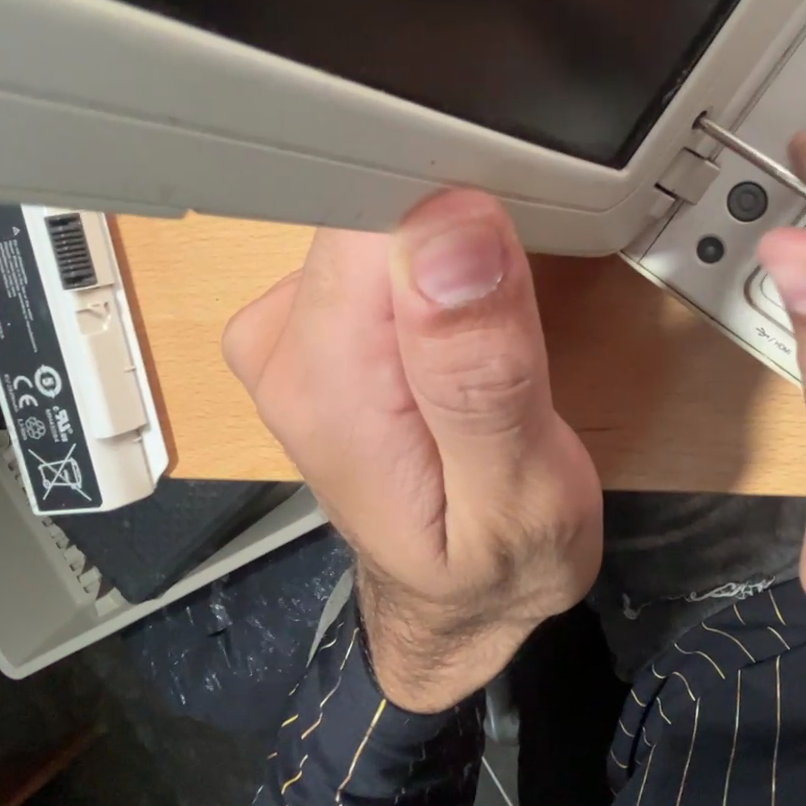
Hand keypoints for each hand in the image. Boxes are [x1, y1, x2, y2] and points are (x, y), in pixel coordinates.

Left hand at [224, 190, 601, 711]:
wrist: (459, 599)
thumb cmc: (500, 565)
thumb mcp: (521, 493)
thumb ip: (482, 372)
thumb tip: (452, 232)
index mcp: (330, 384)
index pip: (367, 219)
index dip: (445, 205)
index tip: (505, 236)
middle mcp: (284, 345)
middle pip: (367, 210)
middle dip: (454, 231)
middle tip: (514, 305)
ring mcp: (291, 332)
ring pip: (373, 221)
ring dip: (446, 245)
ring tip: (494, 319)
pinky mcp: (315, 324)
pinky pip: (371, 246)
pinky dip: (427, 257)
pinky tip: (459, 311)